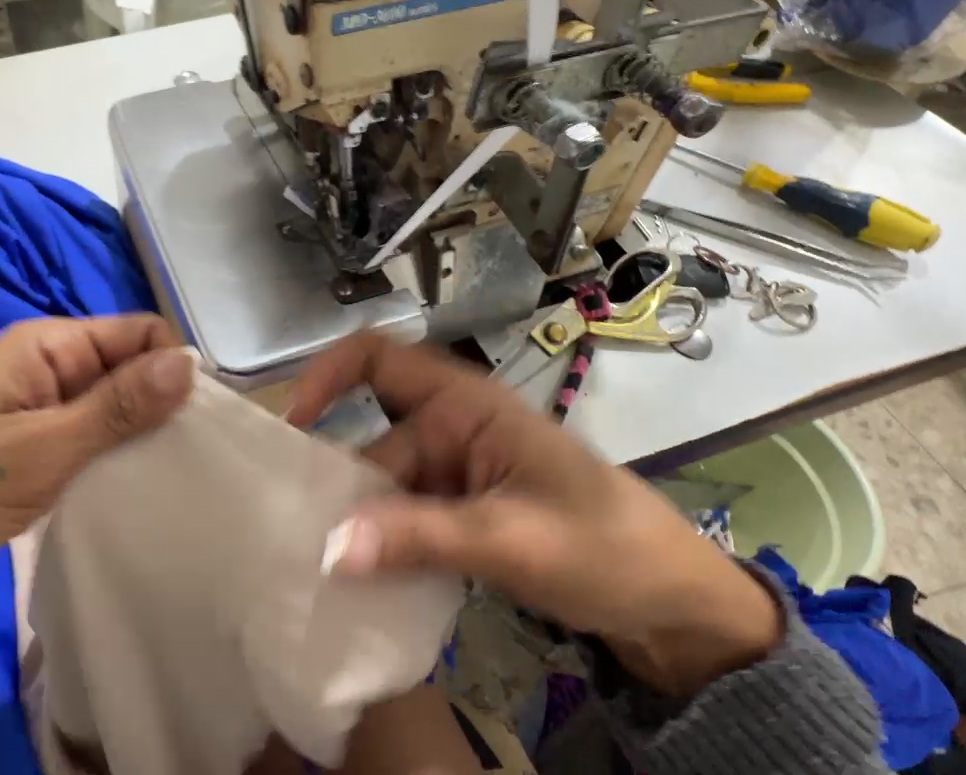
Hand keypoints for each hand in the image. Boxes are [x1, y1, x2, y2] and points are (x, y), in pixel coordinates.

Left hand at [0, 314, 194, 616]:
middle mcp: (47, 369)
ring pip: (112, 411)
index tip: (199, 423)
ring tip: (171, 479)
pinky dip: (112, 462)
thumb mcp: (40, 450)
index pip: (137, 334)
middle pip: (128, 370)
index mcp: (45, 346)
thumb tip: (189, 362)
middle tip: (190, 461)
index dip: (171, 368)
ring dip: (139, 439)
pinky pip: (90, 444)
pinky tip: (135, 491)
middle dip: (160, 406)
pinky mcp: (34, 454)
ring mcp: (39, 413)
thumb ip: (115, 408)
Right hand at [286, 335, 780, 697]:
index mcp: (466, 405)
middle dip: (337, 483)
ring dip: (358, 524)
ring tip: (314, 568)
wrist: (675, 606)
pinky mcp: (462, 514)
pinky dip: (382, 546)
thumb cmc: (605, 546)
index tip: (291, 425)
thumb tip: (328, 548)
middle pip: (371, 441)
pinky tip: (361, 583)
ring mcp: (457, 474)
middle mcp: (453, 429)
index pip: (379, 360)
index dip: (328, 375)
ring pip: (384, 488)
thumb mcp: (512, 539)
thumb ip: (420, 538)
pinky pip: (404, 520)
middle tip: (290, 534)